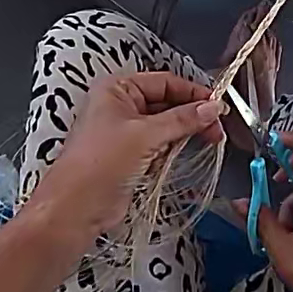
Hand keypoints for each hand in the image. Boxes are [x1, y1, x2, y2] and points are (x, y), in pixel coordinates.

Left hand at [28, 72, 223, 243]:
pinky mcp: (131, 155)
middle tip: (217, 127)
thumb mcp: (145, 134)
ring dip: (187, 132)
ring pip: (166, 124)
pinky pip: (161, 144)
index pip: (165, 81)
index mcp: (118, 89)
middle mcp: (121, 106)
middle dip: (193, 114)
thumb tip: (213, 107)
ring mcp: (126, 132)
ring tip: (210, 140)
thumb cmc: (100, 163)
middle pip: (168, 102)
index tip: (218, 104)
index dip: (192, 92)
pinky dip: (175, 148)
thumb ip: (183, 119)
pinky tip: (189, 152)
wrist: (74, 210)